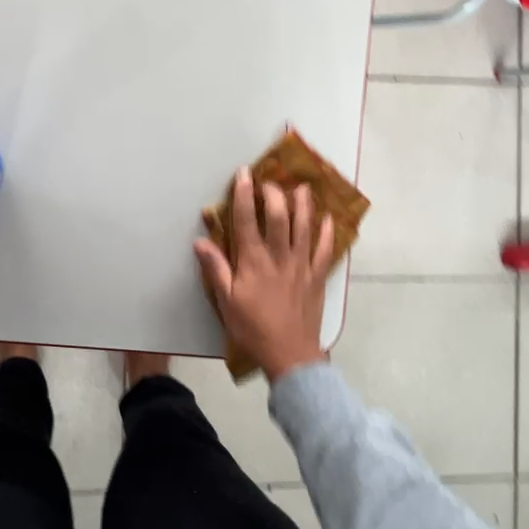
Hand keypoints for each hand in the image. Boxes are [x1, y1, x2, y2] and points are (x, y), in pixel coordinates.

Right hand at [194, 167, 336, 381]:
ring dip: (303, 204)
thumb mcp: (226, 301)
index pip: (246, 219)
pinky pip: (325, 249)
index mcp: (253, 261)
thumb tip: (200, 241)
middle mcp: (279, 256)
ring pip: (304, 226)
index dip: (244, 194)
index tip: (244, 173)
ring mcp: (301, 265)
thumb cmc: (252, 328)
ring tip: (301, 188)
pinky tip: (327, 218)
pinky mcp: (317, 277)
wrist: (289, 355)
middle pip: (278, 216)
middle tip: (268, 181)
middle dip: (273, 193)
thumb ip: (215, 268)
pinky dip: (327, 232)